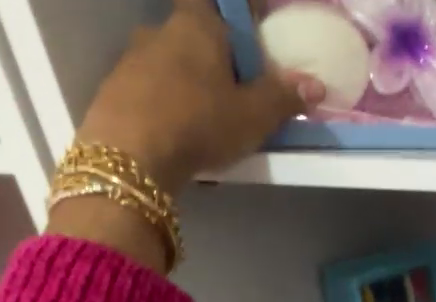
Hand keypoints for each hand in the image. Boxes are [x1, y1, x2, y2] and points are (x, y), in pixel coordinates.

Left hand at [49, 0, 321, 271]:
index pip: (218, 3)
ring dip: (200, 79)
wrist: (130, 153)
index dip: (240, 12)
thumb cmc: (200, 122)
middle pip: (197, 33)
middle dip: (223, 54)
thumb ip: (284, 97)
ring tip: (223, 114)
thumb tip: (315, 84)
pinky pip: (160, 85)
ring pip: (178, 60)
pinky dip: (179, 99)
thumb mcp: (255, 115)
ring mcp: (135, 57)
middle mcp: (160, 31)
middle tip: (248, 84)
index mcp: (196, 27)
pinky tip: (194, 129)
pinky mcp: (121, 86)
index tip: (259, 31)